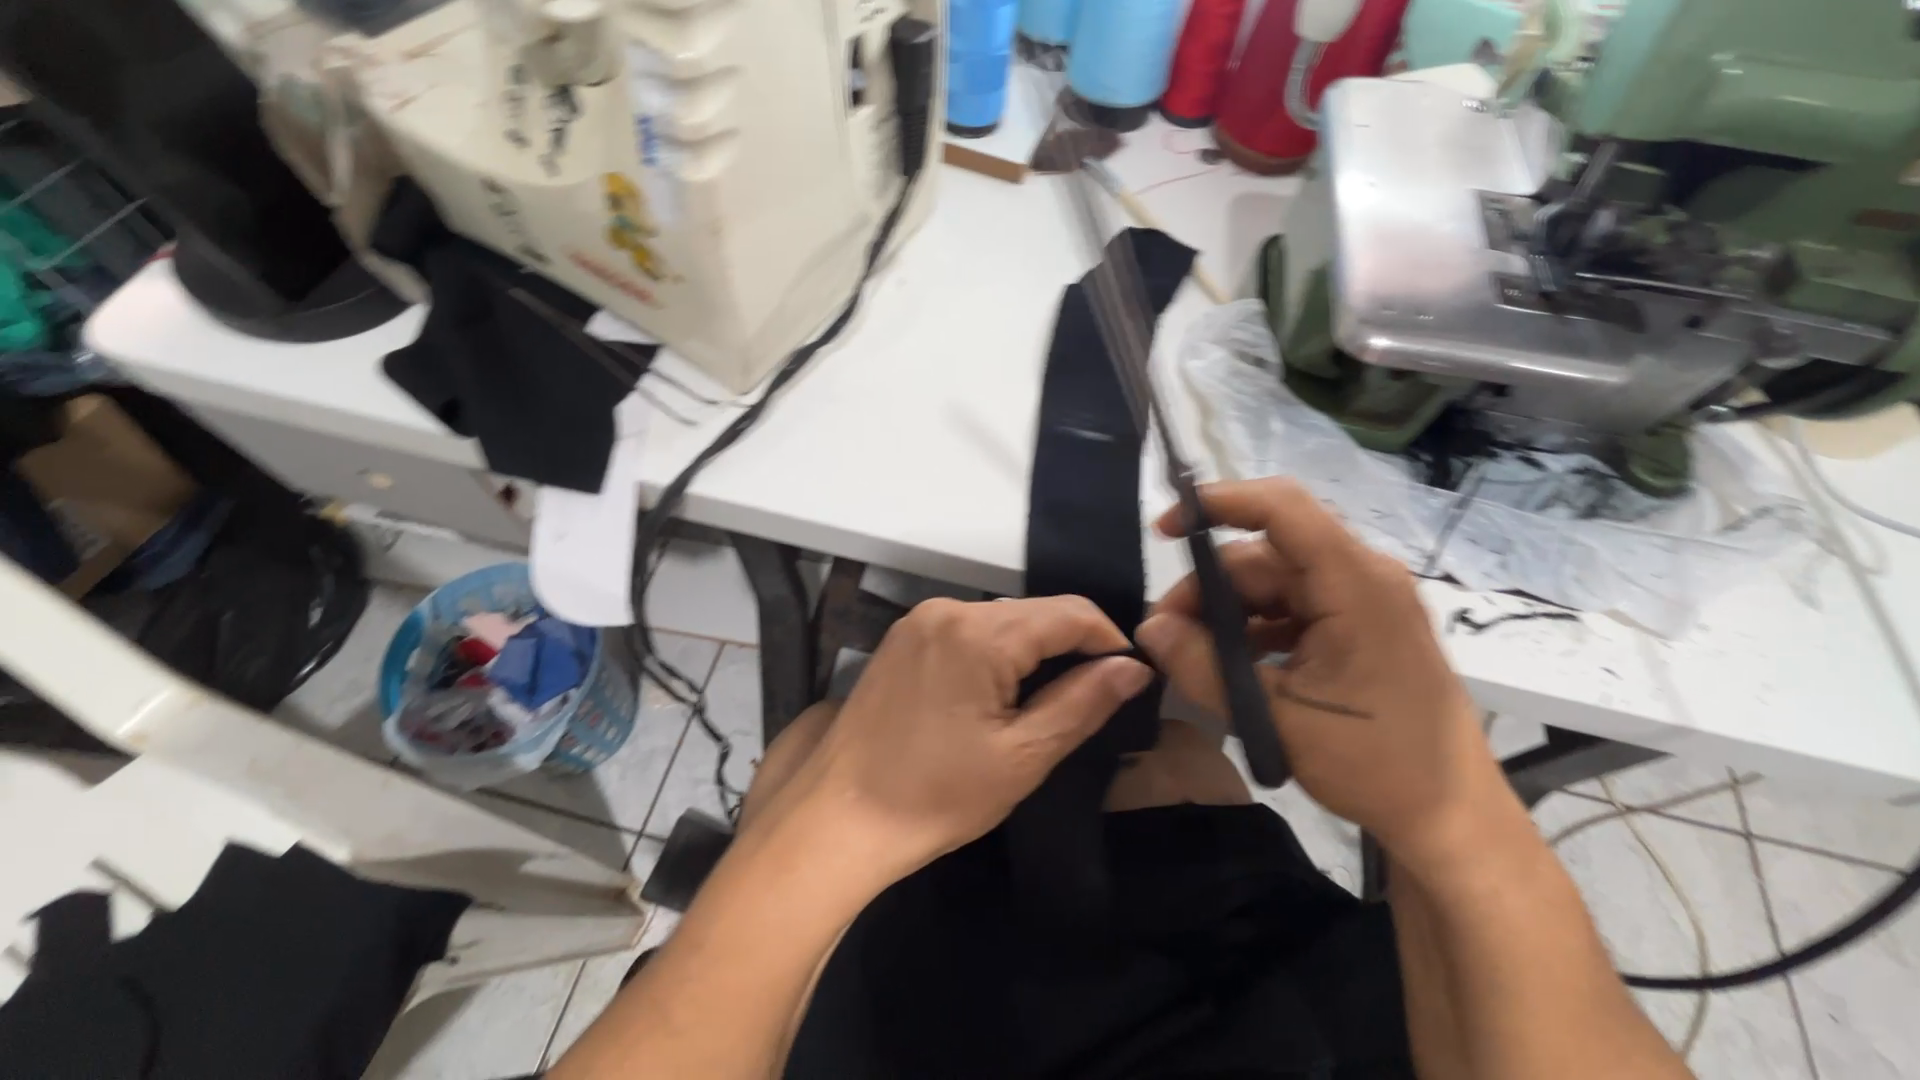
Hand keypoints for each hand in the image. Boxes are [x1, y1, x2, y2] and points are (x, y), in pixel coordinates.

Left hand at [753, 596, 1153, 884]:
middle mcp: (946, 609)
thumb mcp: (1022, 756)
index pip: (1069, 612)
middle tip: (1092, 698)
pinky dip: (995, 654)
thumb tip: (1134, 668)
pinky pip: (966, 632)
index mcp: (979, 632)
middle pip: (1033, 612)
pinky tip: (999, 695)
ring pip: (1000, 620)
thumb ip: (1083, 702)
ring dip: (1032, 651)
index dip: (1109, 640)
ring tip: (1049, 702)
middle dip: (1070, 647)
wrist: (837, 818)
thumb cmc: (935, 794)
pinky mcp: (900, 641)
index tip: (1129, 678)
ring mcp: (917, 623)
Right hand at [1135, 479, 1508, 865]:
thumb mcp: (1276, 718)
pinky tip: (1231, 667)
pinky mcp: (1361, 627)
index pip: (1282, 508)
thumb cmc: (1375, 763)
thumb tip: (1149, 628)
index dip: (1219, 503)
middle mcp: (1364, 577)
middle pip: (1267, 555)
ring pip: (1274, 584)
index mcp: (1356, 584)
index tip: (1165, 529)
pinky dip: (1255, 629)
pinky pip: (1294, 609)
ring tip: (1192, 658)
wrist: (1451, 815)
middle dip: (1209, 588)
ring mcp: (1365, 602)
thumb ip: (1205, 667)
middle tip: (1167, 637)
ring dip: (1228, 614)